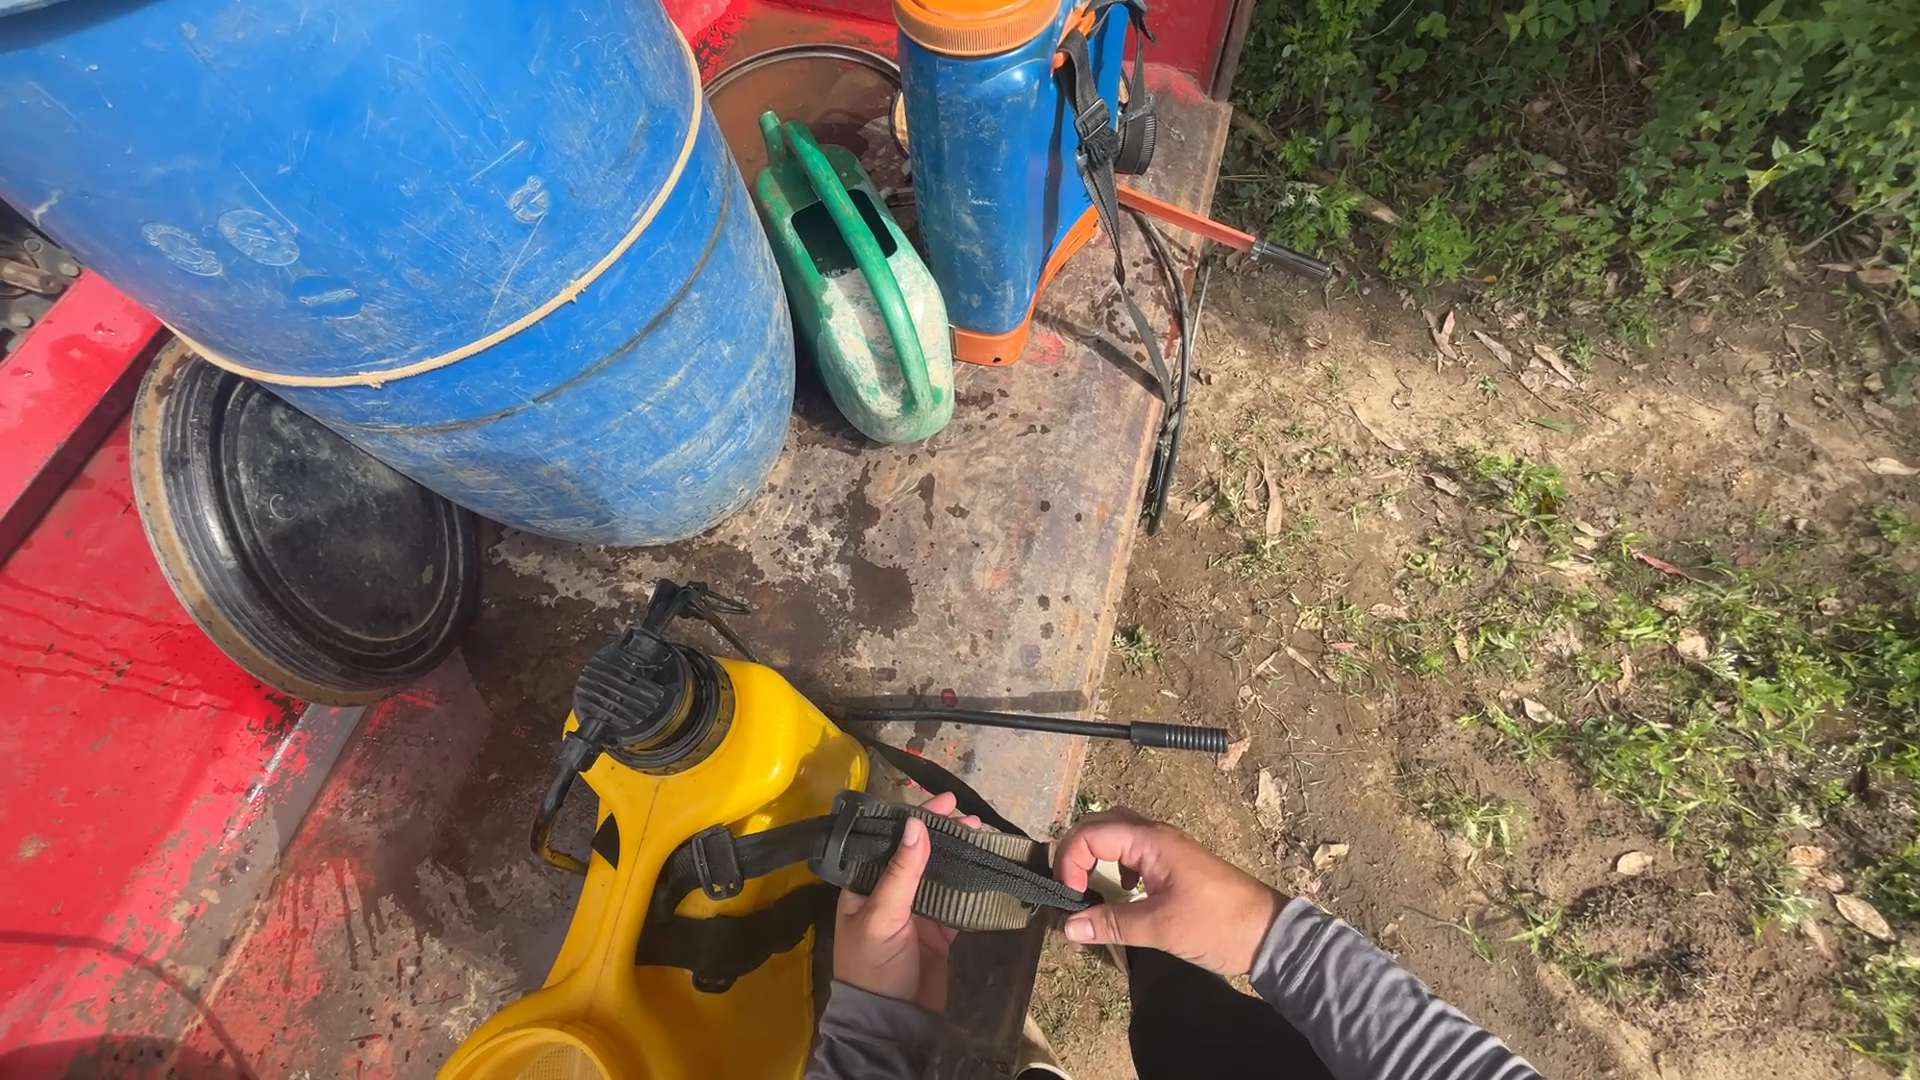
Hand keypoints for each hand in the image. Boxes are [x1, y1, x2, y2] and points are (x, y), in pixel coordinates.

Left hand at [831, 792, 977, 1010]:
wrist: (892, 1025)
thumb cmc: (873, 966)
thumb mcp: (881, 915)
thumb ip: (901, 871)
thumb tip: (917, 824)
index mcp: (867, 883)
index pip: (893, 840)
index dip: (918, 818)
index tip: (944, 801)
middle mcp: (892, 892)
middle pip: (921, 853)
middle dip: (945, 833)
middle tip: (970, 818)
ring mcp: (918, 910)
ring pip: (942, 872)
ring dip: (961, 854)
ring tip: (982, 835)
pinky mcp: (940, 931)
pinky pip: (959, 900)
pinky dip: (973, 884)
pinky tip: (987, 868)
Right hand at [1053, 807, 1282, 976]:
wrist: (1270, 933)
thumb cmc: (1216, 924)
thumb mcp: (1161, 928)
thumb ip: (1112, 924)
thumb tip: (1069, 926)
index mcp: (1149, 840)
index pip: (1091, 834)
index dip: (1071, 860)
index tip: (1070, 896)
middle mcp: (1154, 834)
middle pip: (1100, 824)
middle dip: (1077, 850)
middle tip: (1069, 886)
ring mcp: (1165, 846)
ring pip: (1117, 833)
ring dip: (1096, 852)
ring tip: (1088, 884)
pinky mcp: (1173, 861)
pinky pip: (1132, 848)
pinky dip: (1116, 862)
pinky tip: (1122, 889)